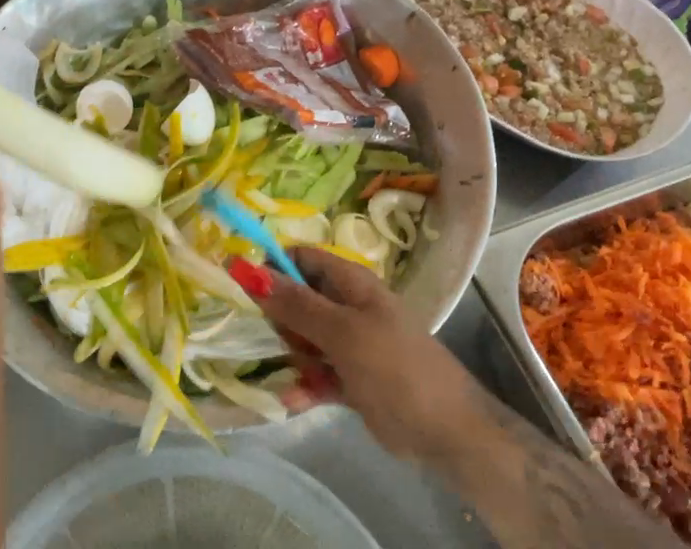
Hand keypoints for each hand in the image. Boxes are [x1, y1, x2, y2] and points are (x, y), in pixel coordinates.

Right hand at [257, 246, 479, 463]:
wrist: (447, 433)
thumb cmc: (397, 369)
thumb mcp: (343, 332)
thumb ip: (295, 303)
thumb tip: (247, 268)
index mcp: (351, 284)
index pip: (302, 258)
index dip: (272, 267)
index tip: (242, 287)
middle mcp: (348, 308)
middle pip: (296, 300)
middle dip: (282, 321)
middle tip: (288, 342)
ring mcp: (349, 345)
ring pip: (302, 340)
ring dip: (292, 358)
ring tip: (297, 376)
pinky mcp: (349, 379)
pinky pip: (314, 375)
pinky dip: (304, 386)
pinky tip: (294, 401)